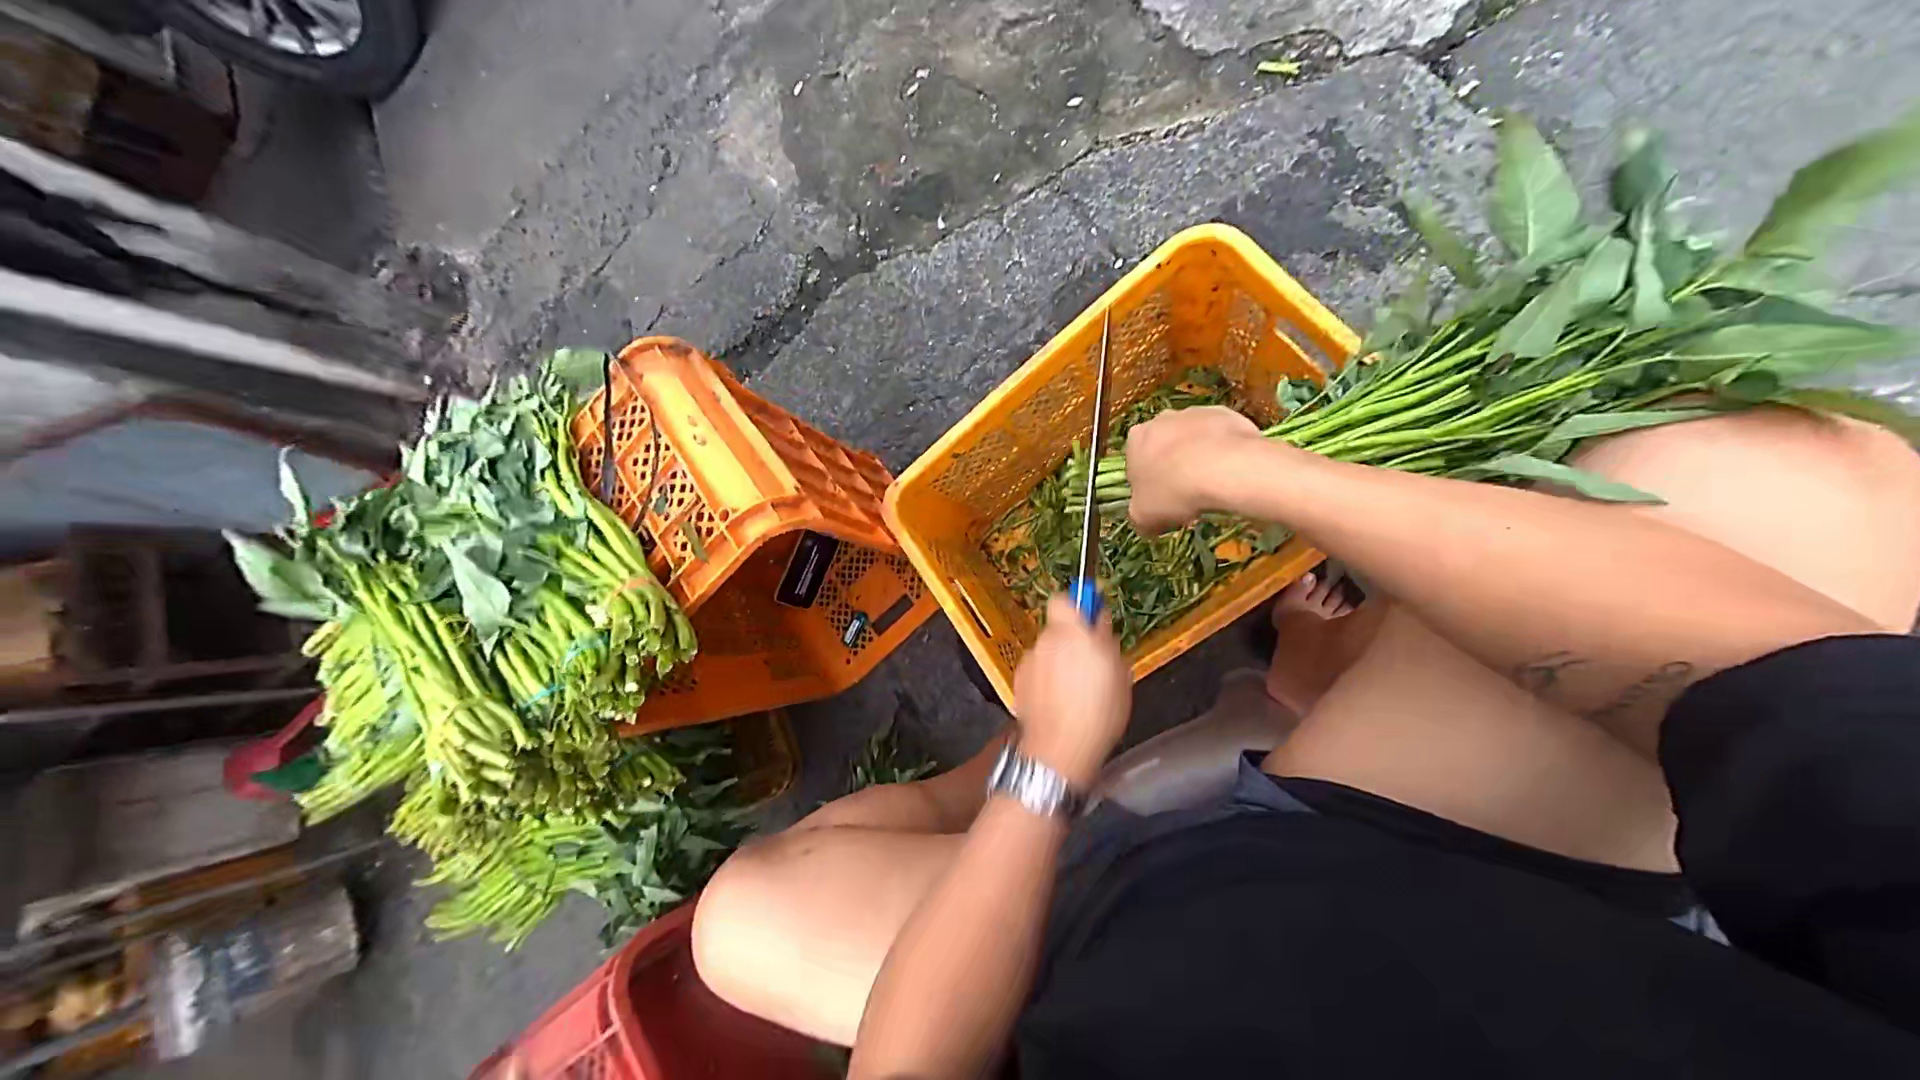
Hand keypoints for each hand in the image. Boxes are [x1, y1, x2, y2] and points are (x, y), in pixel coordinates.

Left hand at [1012, 594, 1131, 789]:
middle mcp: (1044, 642)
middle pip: (1057, 630)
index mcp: (1070, 633)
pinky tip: (1061, 703)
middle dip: (1072, 642)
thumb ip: (1105, 640)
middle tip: (1093, 663)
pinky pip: (1036, 674)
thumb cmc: (1097, 713)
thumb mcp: (1119, 672)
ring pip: (1046, 654)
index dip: (1076, 607)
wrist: (1060, 752)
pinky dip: (1046, 683)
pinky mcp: (1019, 685)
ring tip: (1078, 692)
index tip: (1091, 620)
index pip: (1063, 599)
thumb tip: (1098, 621)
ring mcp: (1028, 664)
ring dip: (1058, 664)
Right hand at [1125, 406, 1264, 533]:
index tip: (1159, 499)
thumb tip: (1144, 519)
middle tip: (1186, 493)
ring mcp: (1195, 413)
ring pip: (1194, 438)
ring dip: (1199, 456)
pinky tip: (1232, 471)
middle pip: (1164, 445)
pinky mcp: (1226, 413)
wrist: (1226, 469)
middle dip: (1172, 465)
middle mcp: (1162, 419)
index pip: (1135, 461)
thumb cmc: (1174, 492)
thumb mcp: (1144, 517)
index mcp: (1135, 440)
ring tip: (1213, 484)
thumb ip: (1138, 515)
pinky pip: (1222, 435)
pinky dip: (1225, 450)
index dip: (1146, 482)